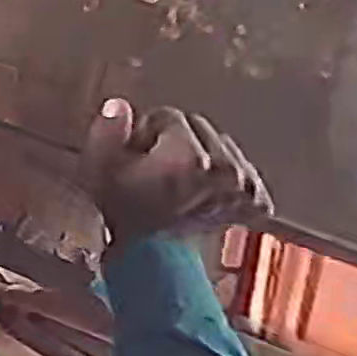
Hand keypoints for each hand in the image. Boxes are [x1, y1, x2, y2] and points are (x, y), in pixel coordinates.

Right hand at [82, 100, 272, 243]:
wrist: (149, 249)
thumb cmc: (121, 205)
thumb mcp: (98, 163)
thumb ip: (107, 129)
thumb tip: (121, 106)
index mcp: (187, 158)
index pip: (168, 115)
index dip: (146, 130)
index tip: (138, 152)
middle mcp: (225, 170)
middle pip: (198, 125)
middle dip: (175, 138)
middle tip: (156, 164)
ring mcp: (246, 188)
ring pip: (219, 143)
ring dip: (199, 153)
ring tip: (176, 177)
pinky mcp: (258, 202)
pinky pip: (241, 166)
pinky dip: (221, 172)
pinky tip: (200, 187)